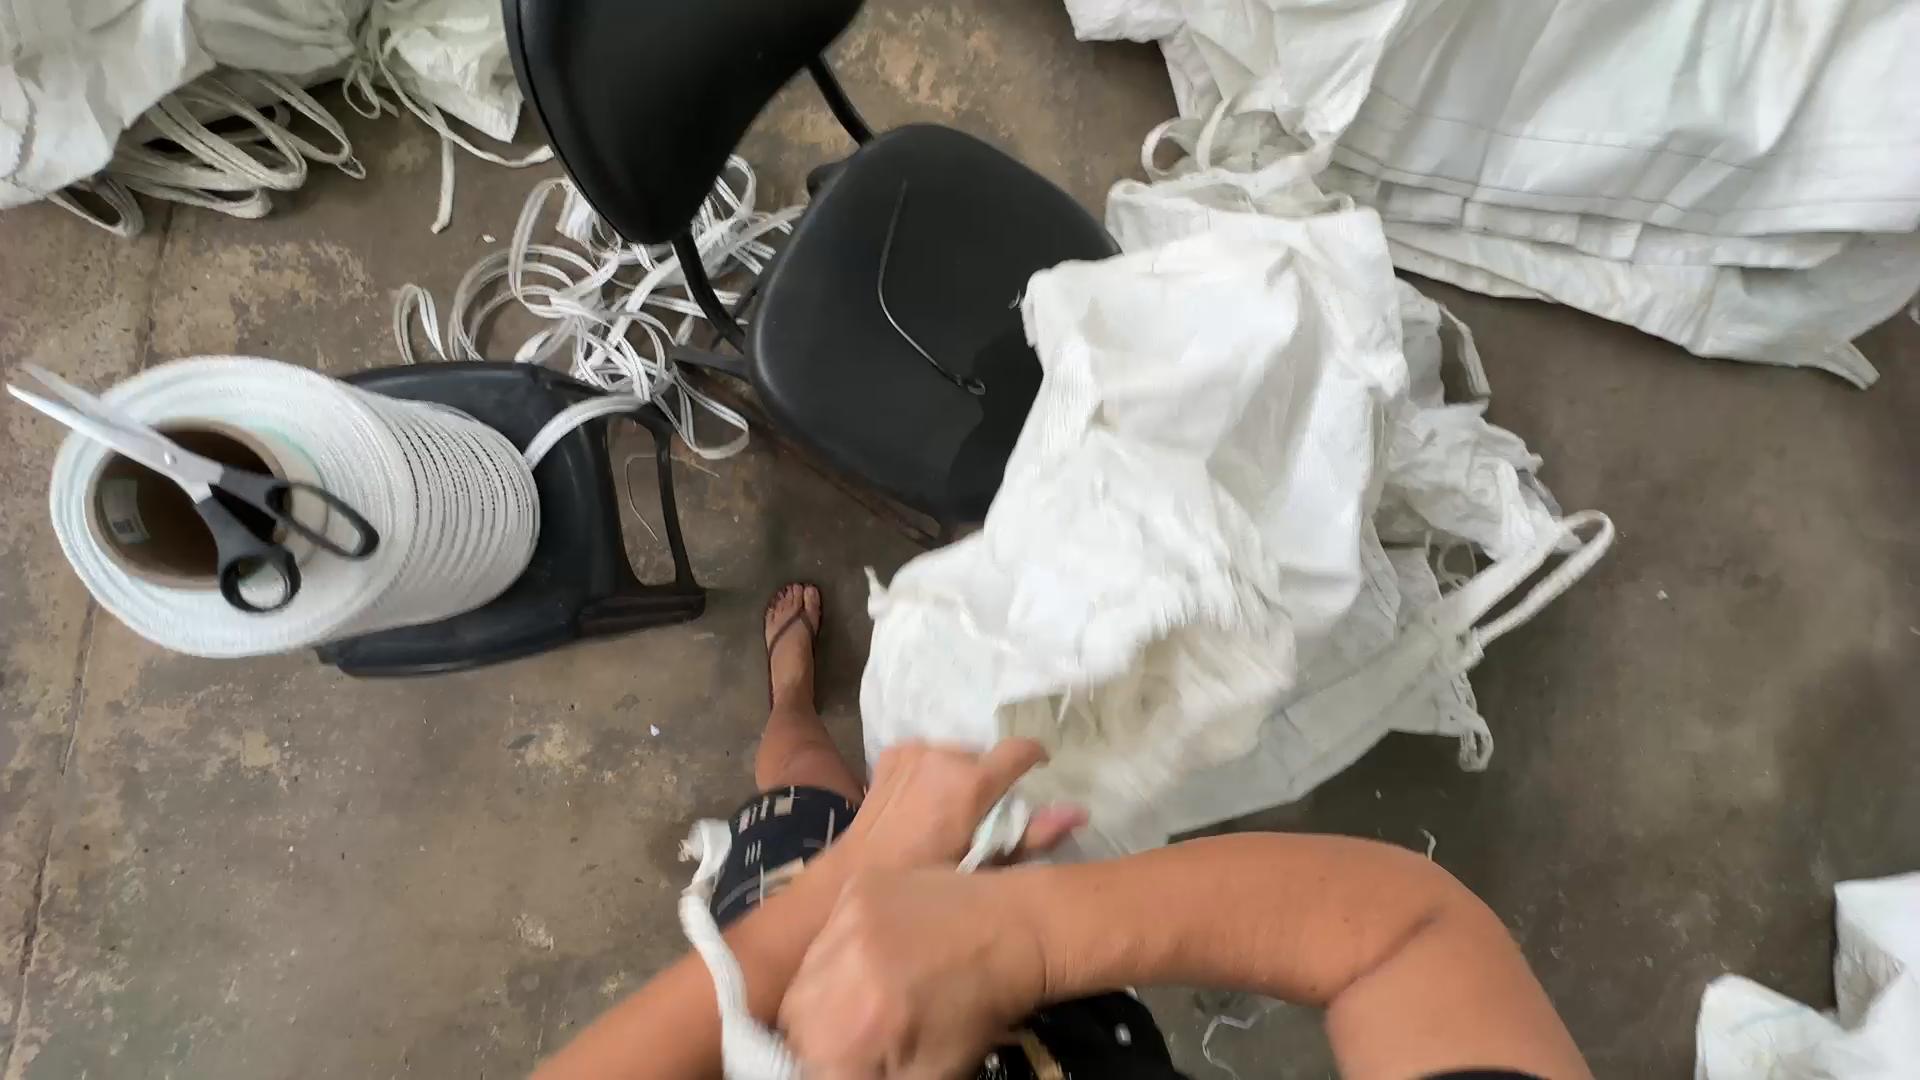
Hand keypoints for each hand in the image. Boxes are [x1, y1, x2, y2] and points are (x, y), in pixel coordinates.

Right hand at [781, 869, 1046, 1079]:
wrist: (1014, 929)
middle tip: (862, 1026)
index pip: (804, 1064)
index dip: (827, 1065)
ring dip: (825, 987)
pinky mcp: (856, 885)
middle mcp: (838, 968)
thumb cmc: (975, 1012)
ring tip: (870, 987)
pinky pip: (826, 930)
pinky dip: (840, 947)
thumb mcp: (923, 1076)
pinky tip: (877, 949)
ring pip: (806, 971)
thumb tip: (830, 1064)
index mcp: (853, 1029)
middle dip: (821, 1030)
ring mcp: (845, 917)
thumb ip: (862, 1077)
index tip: (854, 1056)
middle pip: (796, 1018)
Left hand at [824, 739, 1083, 872]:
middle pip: (985, 756)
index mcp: (968, 782)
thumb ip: (1034, 835)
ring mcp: (913, 750)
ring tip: (953, 814)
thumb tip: (1080, 812)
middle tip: (984, 817)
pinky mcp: (893, 752)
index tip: (1040, 770)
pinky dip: (934, 771)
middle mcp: (942, 755)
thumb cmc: (927, 883)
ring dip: (962, 774)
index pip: (1019, 750)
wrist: (854, 878)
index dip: (1035, 758)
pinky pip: (928, 754)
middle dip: (991, 780)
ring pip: (957, 754)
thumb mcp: (986, 867)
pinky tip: (925, 803)